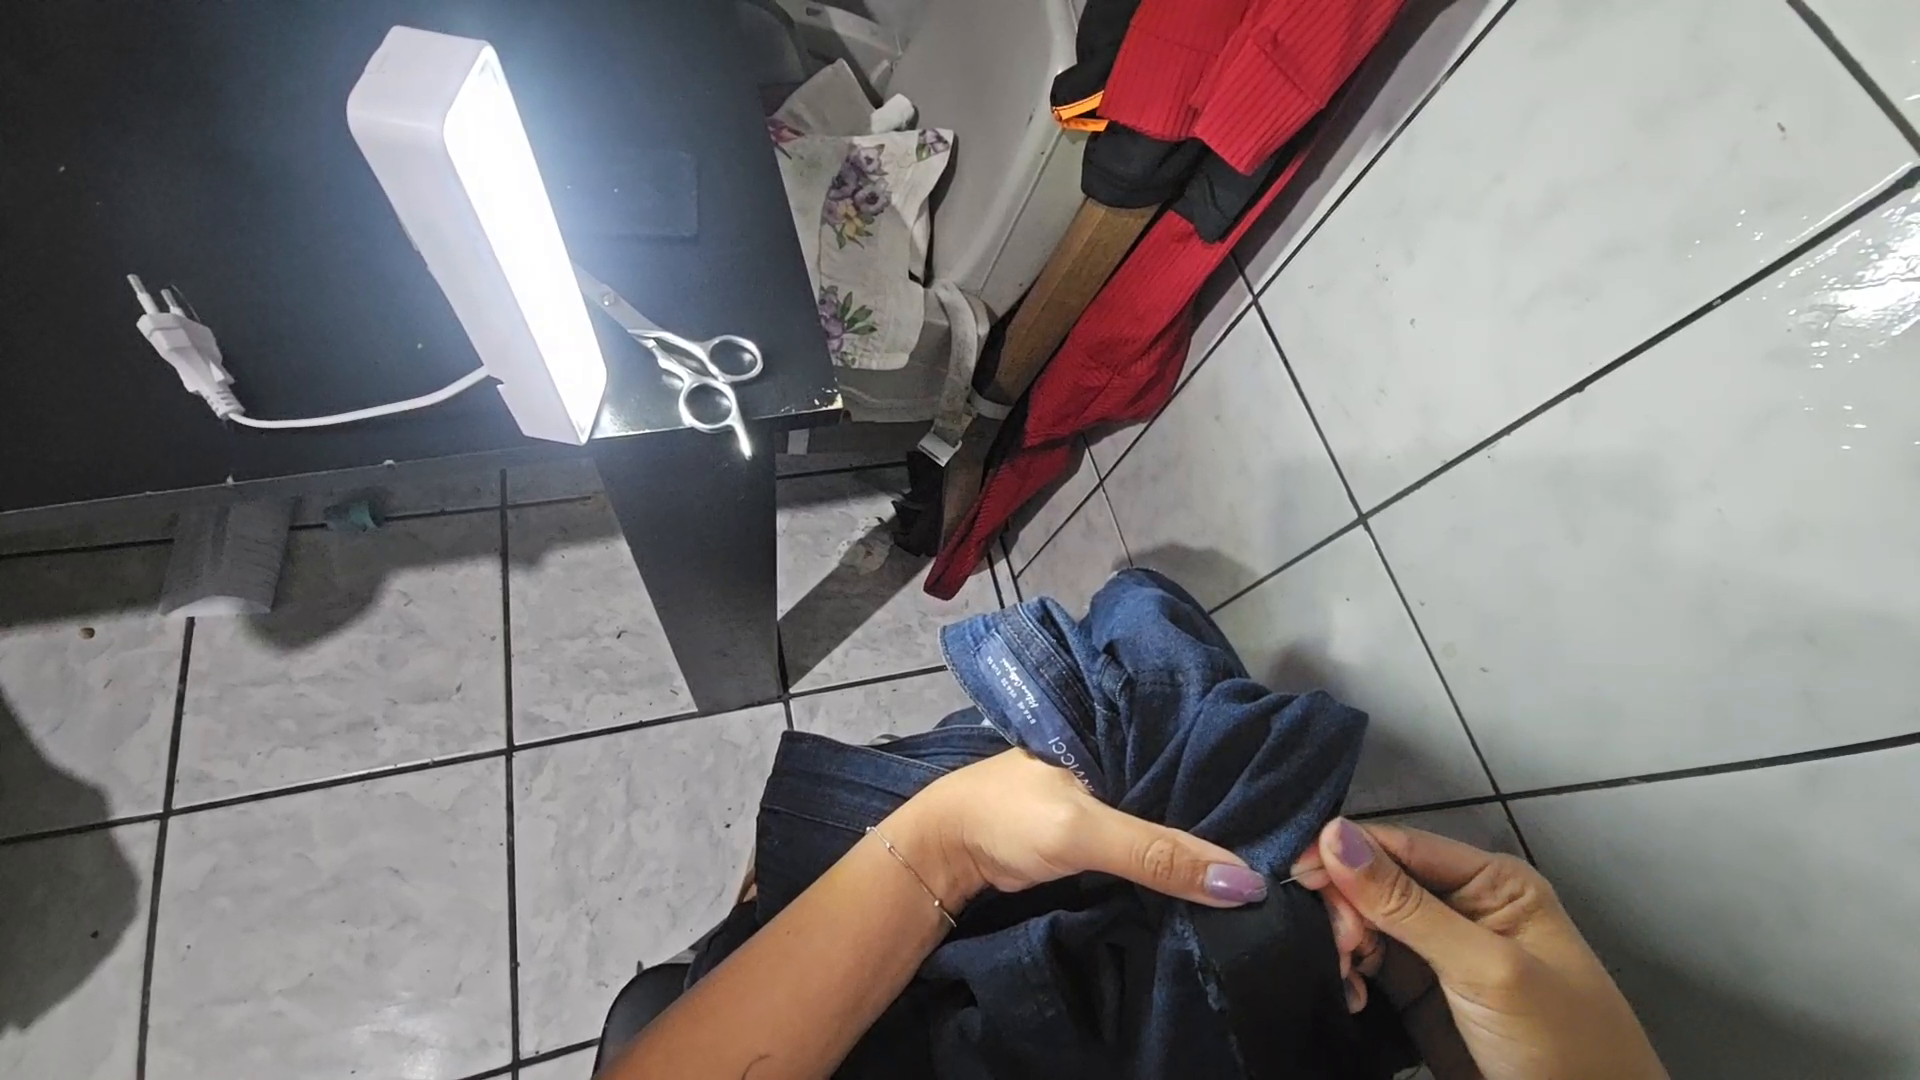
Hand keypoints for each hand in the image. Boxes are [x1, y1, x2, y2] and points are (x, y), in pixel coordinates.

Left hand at [881, 749, 1271, 910]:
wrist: (949, 851)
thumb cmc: (1010, 817)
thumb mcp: (1084, 830)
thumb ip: (1156, 852)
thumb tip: (1246, 883)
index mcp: (1115, 734)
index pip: (1190, 749)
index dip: (1235, 774)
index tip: (1292, 805)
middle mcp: (1118, 758)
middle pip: (1183, 787)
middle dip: (1224, 812)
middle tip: (1291, 846)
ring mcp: (1107, 795)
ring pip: (1167, 816)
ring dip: (1200, 840)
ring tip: (1268, 860)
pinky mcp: (1097, 831)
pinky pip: (1148, 842)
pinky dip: (1173, 858)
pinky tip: (1209, 876)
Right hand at [1289, 819, 1667, 1079]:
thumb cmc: (1564, 1049)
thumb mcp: (1487, 970)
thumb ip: (1406, 903)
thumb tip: (1332, 832)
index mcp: (1488, 880)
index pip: (1397, 844)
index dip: (1342, 851)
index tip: (1294, 872)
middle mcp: (1456, 902)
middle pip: (1371, 879)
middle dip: (1343, 906)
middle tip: (1336, 945)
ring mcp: (1432, 947)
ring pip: (1360, 918)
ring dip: (1340, 941)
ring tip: (1344, 977)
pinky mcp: (1413, 987)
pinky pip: (1361, 958)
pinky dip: (1345, 969)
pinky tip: (1348, 991)